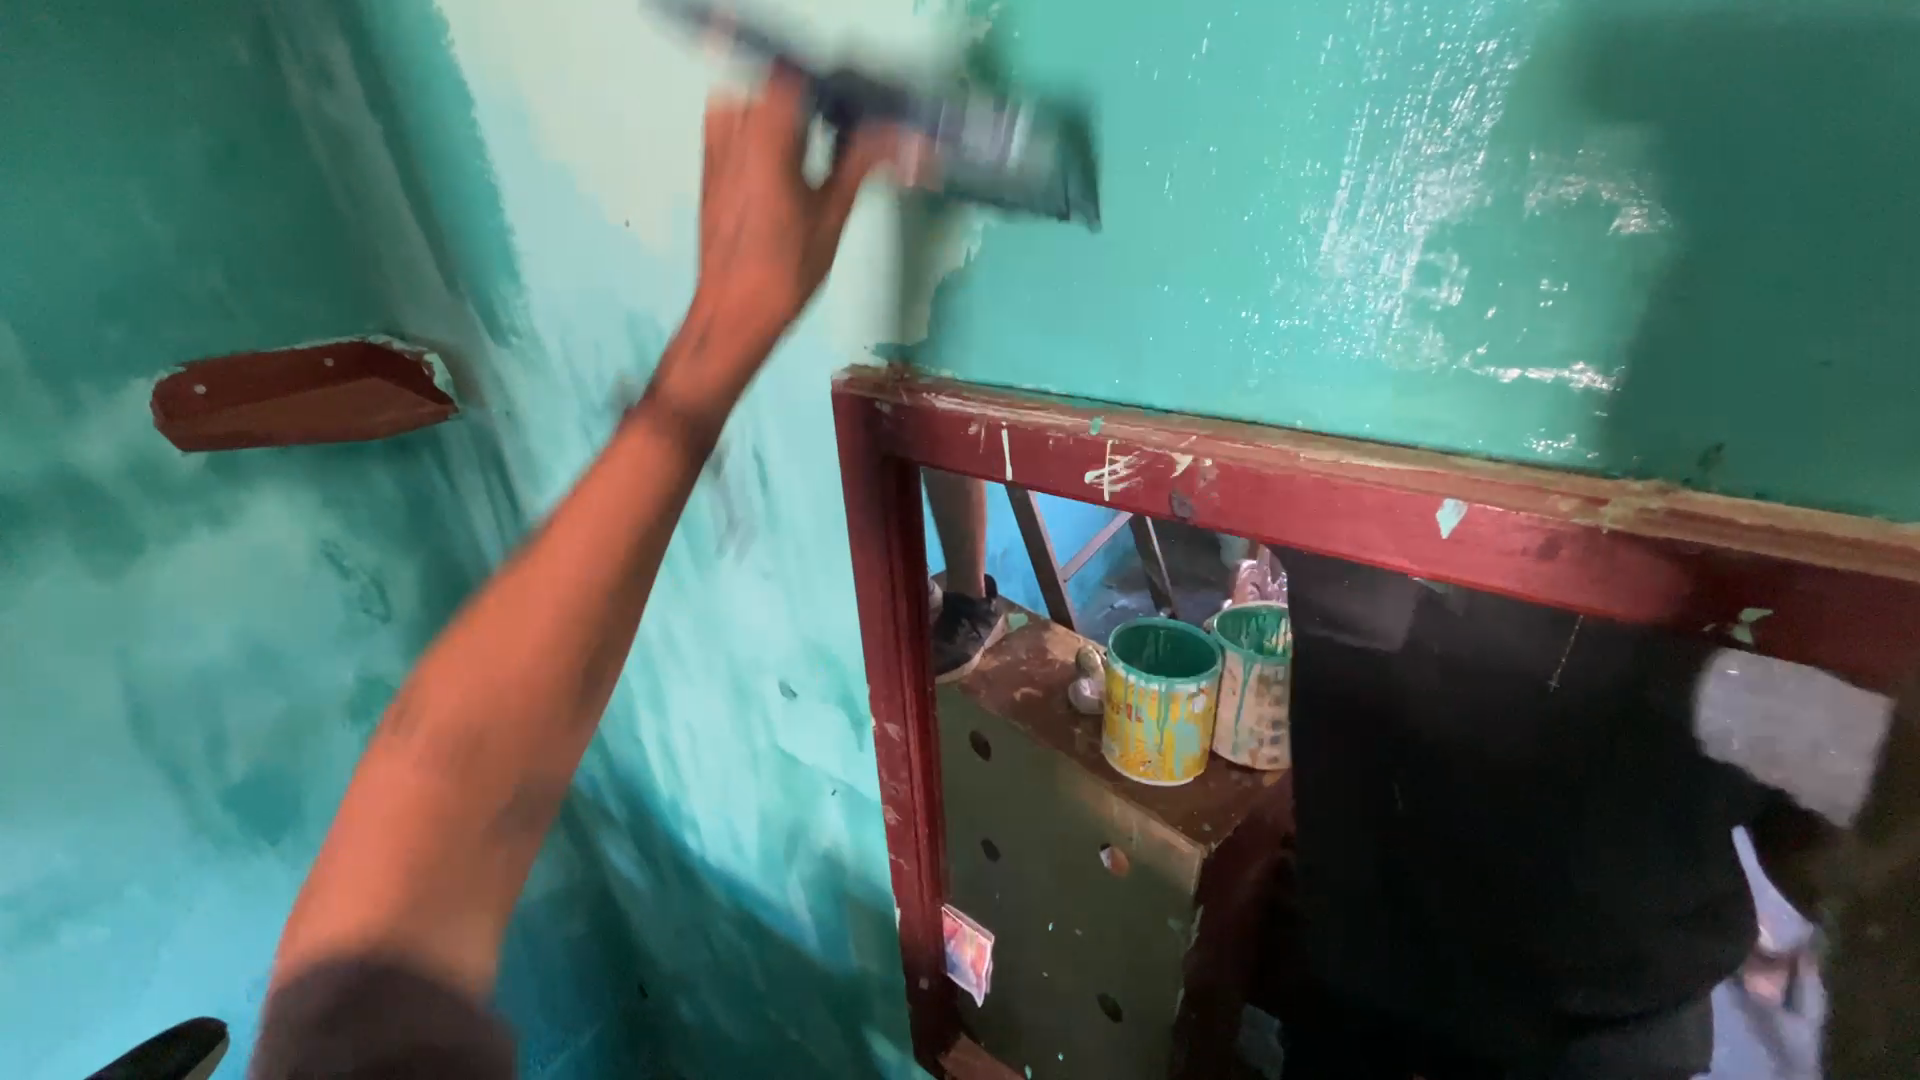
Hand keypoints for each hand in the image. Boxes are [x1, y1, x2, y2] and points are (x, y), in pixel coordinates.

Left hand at [691, 70, 897, 357]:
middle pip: (783, 78)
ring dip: (795, 109)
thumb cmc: (783, 272)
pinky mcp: (711, 154)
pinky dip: (771, 123)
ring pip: (762, 92)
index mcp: (764, 133)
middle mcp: (733, 123)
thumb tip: (903, 135)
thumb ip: (864, 161)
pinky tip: (796, 155)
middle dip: (820, 96)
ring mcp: (716, 136)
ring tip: (826, 141)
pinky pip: (743, 114)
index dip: (840, 85)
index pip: (805, 74)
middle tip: (853, 127)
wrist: (734, 310)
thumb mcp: (833, 215)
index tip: (867, 105)